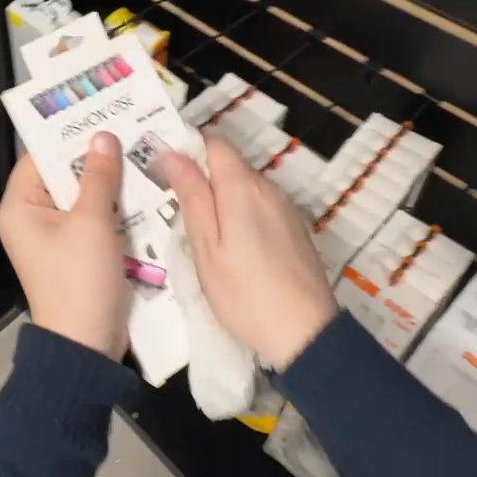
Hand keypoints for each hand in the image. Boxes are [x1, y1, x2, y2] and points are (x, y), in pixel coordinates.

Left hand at [0, 132, 129, 360]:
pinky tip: (140, 189)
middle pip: (62, 174)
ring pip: (80, 196)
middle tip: (126, 128)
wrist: (86, 345)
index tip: (97, 114)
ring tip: (138, 151)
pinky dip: (110, 206)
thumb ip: (98, 175)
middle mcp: (30, 217)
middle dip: (93, 157)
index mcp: (19, 206)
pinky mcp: (74, 251)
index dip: (67, 136)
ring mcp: (53, 236)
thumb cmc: (80, 278)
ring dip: (106, 181)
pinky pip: (90, 218)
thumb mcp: (92, 221)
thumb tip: (103, 136)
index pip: (39, 157)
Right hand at [159, 136, 336, 370]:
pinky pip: (262, 207)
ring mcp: (285, 209)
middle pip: (231, 165)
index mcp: (241, 186)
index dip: (190, 150)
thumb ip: (191, 195)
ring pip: (246, 187)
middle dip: (205, 178)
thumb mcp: (206, 246)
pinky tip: (237, 249)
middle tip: (181, 212)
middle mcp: (268, 188)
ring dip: (224, 200)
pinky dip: (244, 216)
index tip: (170, 174)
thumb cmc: (244, 291)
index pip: (215, 143)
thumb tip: (172, 153)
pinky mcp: (296, 229)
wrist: (306, 334)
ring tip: (207, 235)